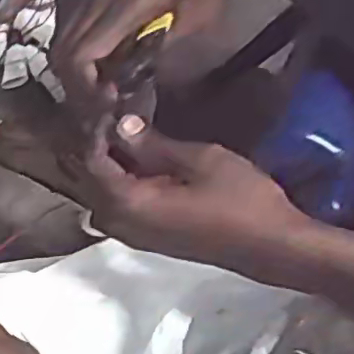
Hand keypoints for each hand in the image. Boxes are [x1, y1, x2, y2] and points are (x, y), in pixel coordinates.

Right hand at [54, 0, 271, 109]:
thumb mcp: (204, 9)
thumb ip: (160, 45)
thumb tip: (129, 77)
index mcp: (128, 0)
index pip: (80, 56)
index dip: (86, 88)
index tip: (106, 105)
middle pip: (62, 54)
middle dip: (75, 86)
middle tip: (98, 105)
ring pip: (62, 43)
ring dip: (74, 72)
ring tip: (97, 89)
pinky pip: (74, 29)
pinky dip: (79, 55)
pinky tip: (100, 64)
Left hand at [83, 114, 314, 270]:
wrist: (265, 245)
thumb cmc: (240, 199)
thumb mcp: (201, 161)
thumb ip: (154, 145)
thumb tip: (121, 124)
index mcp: (124, 203)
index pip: (93, 162)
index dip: (97, 133)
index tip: (109, 108)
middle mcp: (114, 221)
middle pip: (88, 179)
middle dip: (96, 147)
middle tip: (109, 117)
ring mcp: (124, 232)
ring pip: (98, 193)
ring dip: (105, 165)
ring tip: (117, 135)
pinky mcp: (137, 235)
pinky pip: (112, 205)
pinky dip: (115, 182)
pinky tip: (131, 163)